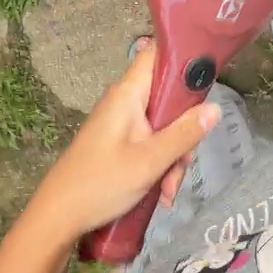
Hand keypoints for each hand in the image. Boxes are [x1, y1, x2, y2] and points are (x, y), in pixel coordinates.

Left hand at [25, 39, 220, 237]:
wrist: (57, 219)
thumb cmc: (100, 183)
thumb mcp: (148, 162)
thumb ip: (183, 134)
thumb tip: (215, 108)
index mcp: (129, 93)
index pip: (158, 53)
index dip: (182, 56)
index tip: (206, 77)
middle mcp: (125, 101)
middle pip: (168, 98)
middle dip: (183, 130)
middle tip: (184, 163)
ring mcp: (122, 122)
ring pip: (162, 125)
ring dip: (173, 155)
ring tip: (169, 190)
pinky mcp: (119, 143)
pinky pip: (150, 142)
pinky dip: (159, 164)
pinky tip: (161, 192)